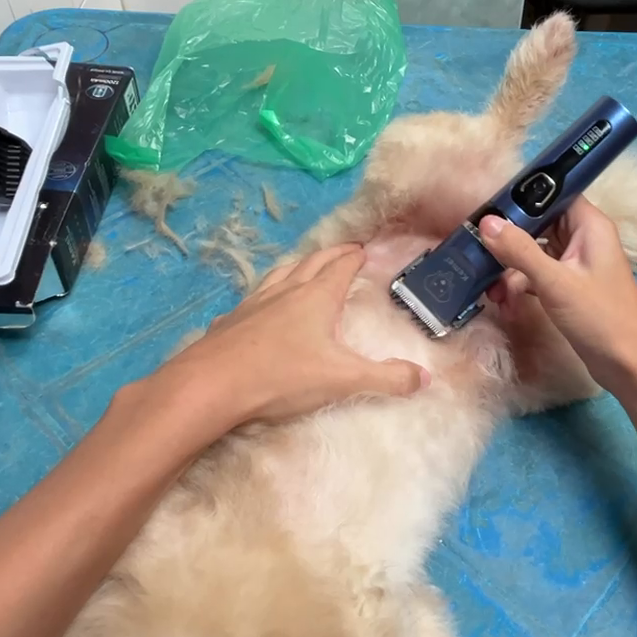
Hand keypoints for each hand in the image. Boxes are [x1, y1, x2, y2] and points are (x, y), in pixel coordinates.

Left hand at [156, 244, 427, 433]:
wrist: (210, 385)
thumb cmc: (282, 376)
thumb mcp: (343, 379)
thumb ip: (386, 378)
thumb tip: (425, 378)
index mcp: (317, 297)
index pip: (341, 267)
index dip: (356, 257)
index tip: (367, 250)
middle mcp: (286, 291)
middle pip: (312, 261)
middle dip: (332, 254)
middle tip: (347, 250)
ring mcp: (254, 303)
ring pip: (281, 273)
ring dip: (299, 265)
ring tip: (306, 265)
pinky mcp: (231, 320)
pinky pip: (255, 296)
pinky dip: (267, 292)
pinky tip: (262, 305)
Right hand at [477, 200, 636, 396]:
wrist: (629, 366)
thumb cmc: (600, 318)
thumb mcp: (555, 282)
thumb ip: (520, 250)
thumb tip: (486, 222)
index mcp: (590, 225)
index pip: (553, 193)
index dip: (521, 196)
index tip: (487, 206)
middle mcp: (584, 238)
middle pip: (538, 222)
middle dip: (508, 237)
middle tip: (476, 247)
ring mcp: (576, 263)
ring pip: (534, 251)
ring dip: (510, 266)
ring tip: (489, 286)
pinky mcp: (570, 286)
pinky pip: (538, 274)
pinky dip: (520, 284)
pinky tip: (503, 300)